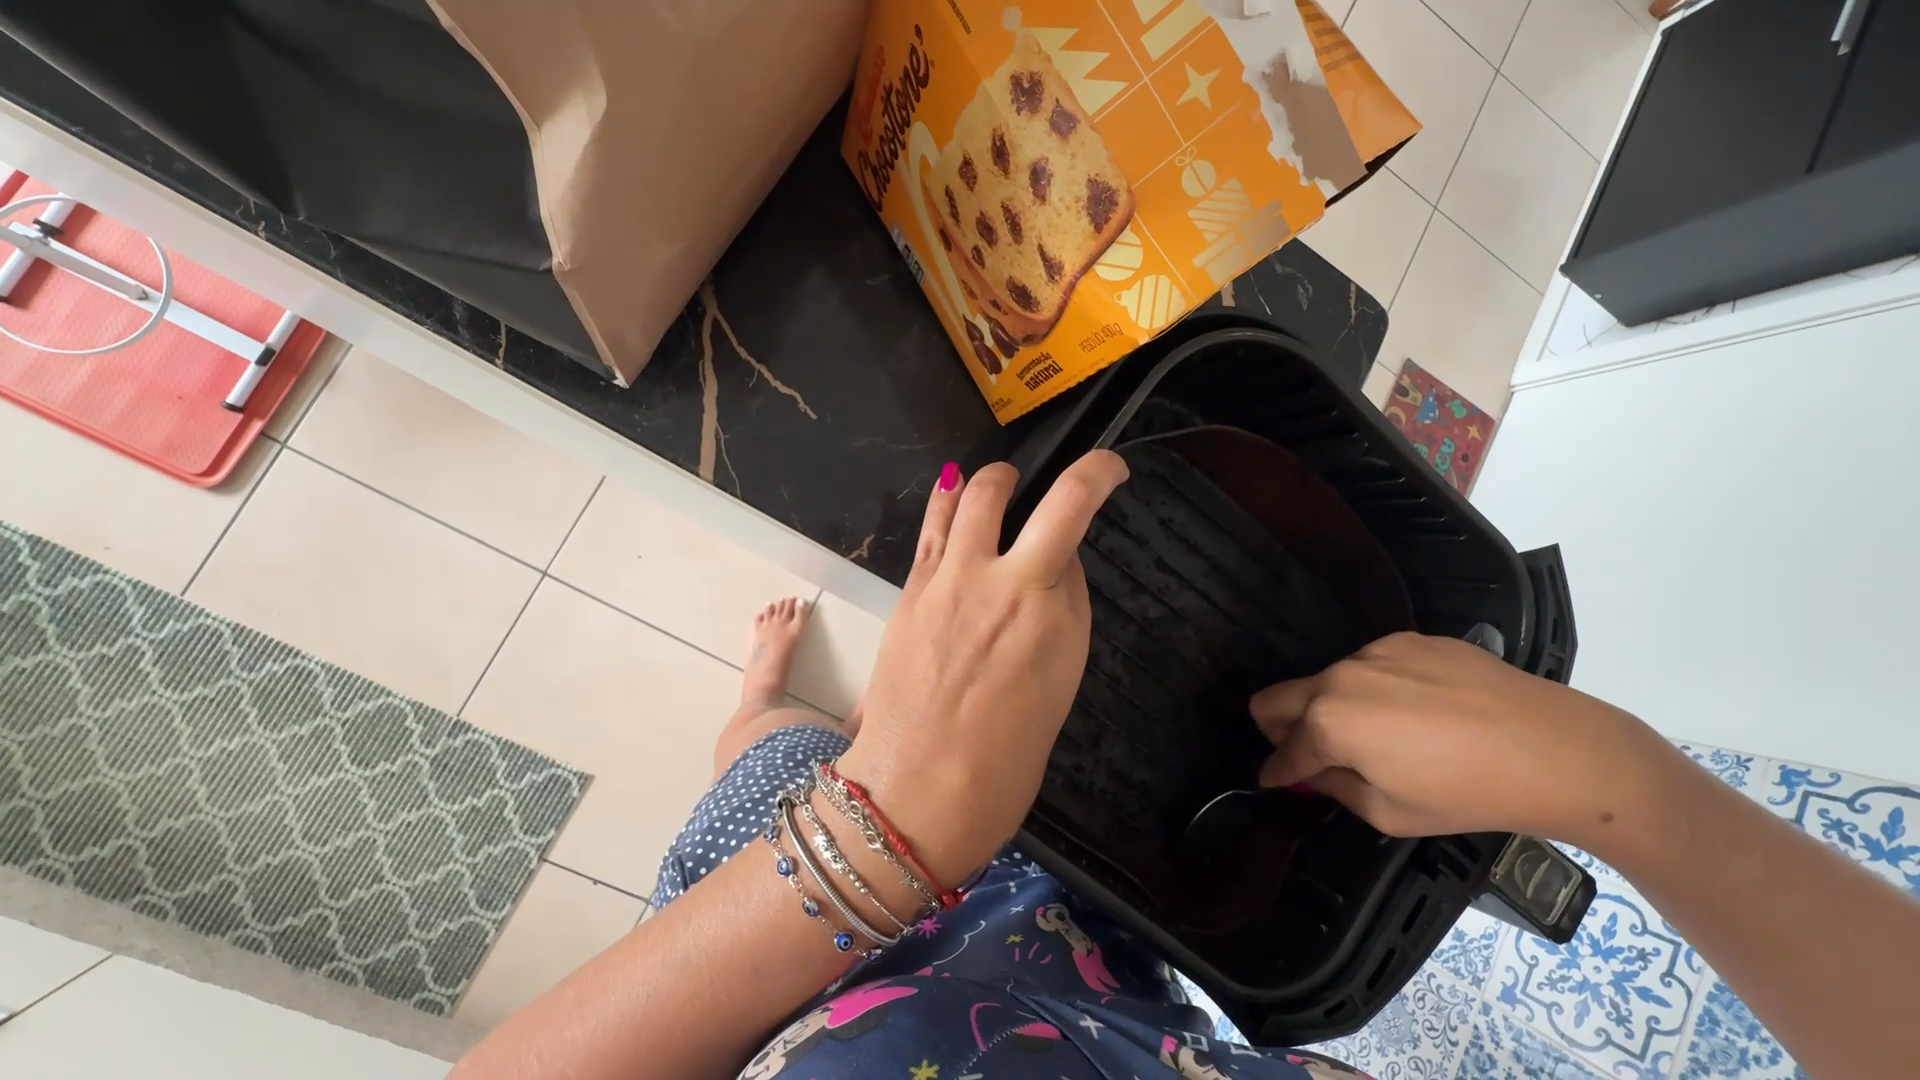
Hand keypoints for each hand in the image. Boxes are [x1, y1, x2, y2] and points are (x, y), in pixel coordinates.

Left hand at [834, 452, 1130, 886]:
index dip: (1093, 504)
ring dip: (999, 479)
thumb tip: (1051, 572)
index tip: (1106, 478)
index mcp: (1060, 619)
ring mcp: (956, 580)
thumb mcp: (1057, 686)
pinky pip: (934, 525)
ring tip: (1002, 483)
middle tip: (1079, 475)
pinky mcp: (913, 588)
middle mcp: (1013, 585)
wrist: (919, 791)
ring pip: (980, 493)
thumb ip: (1059, 619)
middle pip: (1055, 500)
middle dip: (1080, 473)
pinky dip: (948, 501)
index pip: (1080, 544)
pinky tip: (952, 493)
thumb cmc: (1002, 763)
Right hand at [1251, 631, 1680, 846]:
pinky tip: (1420, 714)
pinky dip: (1376, 690)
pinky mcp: (1413, 640)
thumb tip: (1313, 772)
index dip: (1276, 773)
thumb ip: (1334, 789)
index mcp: (1328, 722)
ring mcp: (1377, 652)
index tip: (1275, 782)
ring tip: (1381, 737)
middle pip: (1276, 697)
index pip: (1282, 750)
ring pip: (1327, 680)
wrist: (1556, 750)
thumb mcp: (1390, 814)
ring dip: (1334, 708)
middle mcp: (1340, 676)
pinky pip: (1373, 666)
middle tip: (1307, 756)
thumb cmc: (1468, 793)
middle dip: (1279, 729)